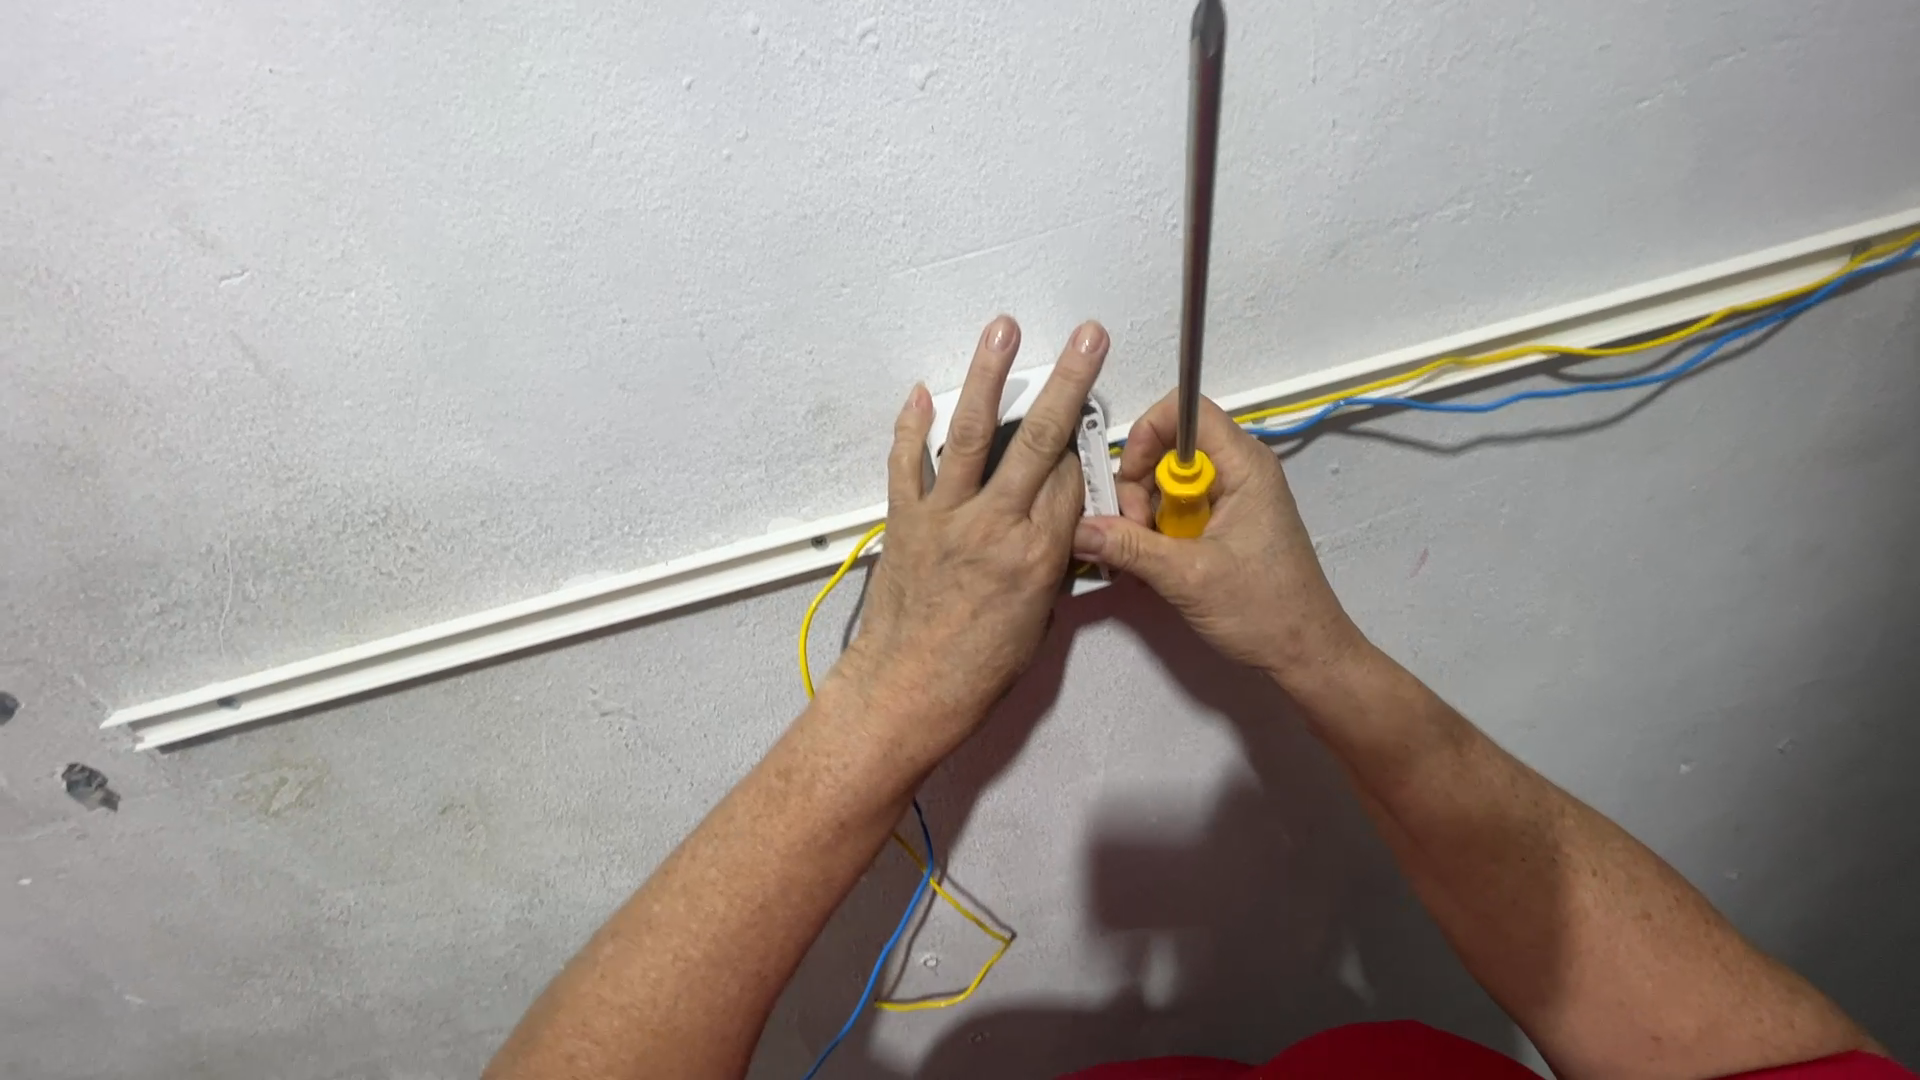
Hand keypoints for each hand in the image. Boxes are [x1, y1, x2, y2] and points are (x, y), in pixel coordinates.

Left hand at [832, 315, 1109, 760]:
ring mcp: (944, 516)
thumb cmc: (981, 668)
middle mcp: (994, 524)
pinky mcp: (905, 519)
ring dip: (989, 376)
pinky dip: (912, 426)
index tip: (1087, 422)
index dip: (1082, 447)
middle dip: (1068, 381)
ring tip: (1003, 329)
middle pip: (1040, 439)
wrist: (909, 688)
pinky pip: (907, 462)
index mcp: (1038, 554)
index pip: (1069, 478)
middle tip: (1086, 337)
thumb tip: (1058, 520)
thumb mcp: (1040, 619)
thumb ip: (1053, 561)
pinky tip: (921, 391)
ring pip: (973, 434)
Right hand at [1071, 393, 1365, 686]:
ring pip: (1164, 483)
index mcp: (1243, 466)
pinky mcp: (1222, 524)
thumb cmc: (1264, 610)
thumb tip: (1077, 529)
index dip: (1147, 435)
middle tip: (1135, 534)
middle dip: (1138, 488)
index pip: (1185, 411)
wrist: (1304, 653)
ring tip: (1145, 559)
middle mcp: (1237, 472)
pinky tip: (1153, 564)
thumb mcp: (1187, 577)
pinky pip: (1175, 510)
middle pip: (1166, 449)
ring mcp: (1230, 499)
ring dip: (1143, 516)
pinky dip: (1155, 532)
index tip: (1130, 482)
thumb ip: (1128, 547)